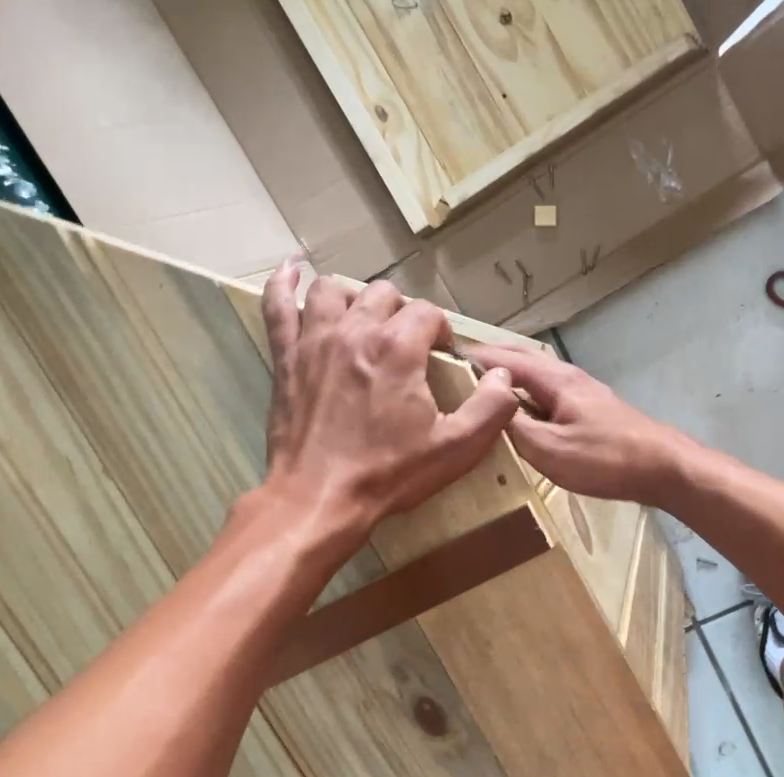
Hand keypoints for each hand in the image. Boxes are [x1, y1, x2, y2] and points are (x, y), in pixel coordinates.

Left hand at [255, 260, 518, 534]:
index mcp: (398, 349)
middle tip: (410, 345)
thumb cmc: (391, 474)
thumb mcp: (457, 448)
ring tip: (366, 319)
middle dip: (403, 313)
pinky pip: (278, 306)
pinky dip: (284, 285)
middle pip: (383, 294)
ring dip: (355, 298)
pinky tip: (292, 271)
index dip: (441, 331)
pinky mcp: (286, 358)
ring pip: (333, 290)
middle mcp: (355, 331)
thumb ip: (491, 408)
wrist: (320, 498)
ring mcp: (314, 341)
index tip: (442, 357)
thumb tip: (504, 376)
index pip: (427, 312)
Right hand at [466, 343, 691, 504]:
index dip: (469, 358)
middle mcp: (566, 376)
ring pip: (534, 375)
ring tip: (478, 392)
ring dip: (506, 377)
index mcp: (553, 378)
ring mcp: (582, 391)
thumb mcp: (549, 449)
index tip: (435, 362)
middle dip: (486, 361)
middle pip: (519, 359)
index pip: (501, 358)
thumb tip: (486, 407)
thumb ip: (514, 427)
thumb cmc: (606, 458)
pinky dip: (525, 394)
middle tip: (451, 372)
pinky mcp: (591, 409)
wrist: (662, 467)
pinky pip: (547, 392)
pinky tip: (519, 414)